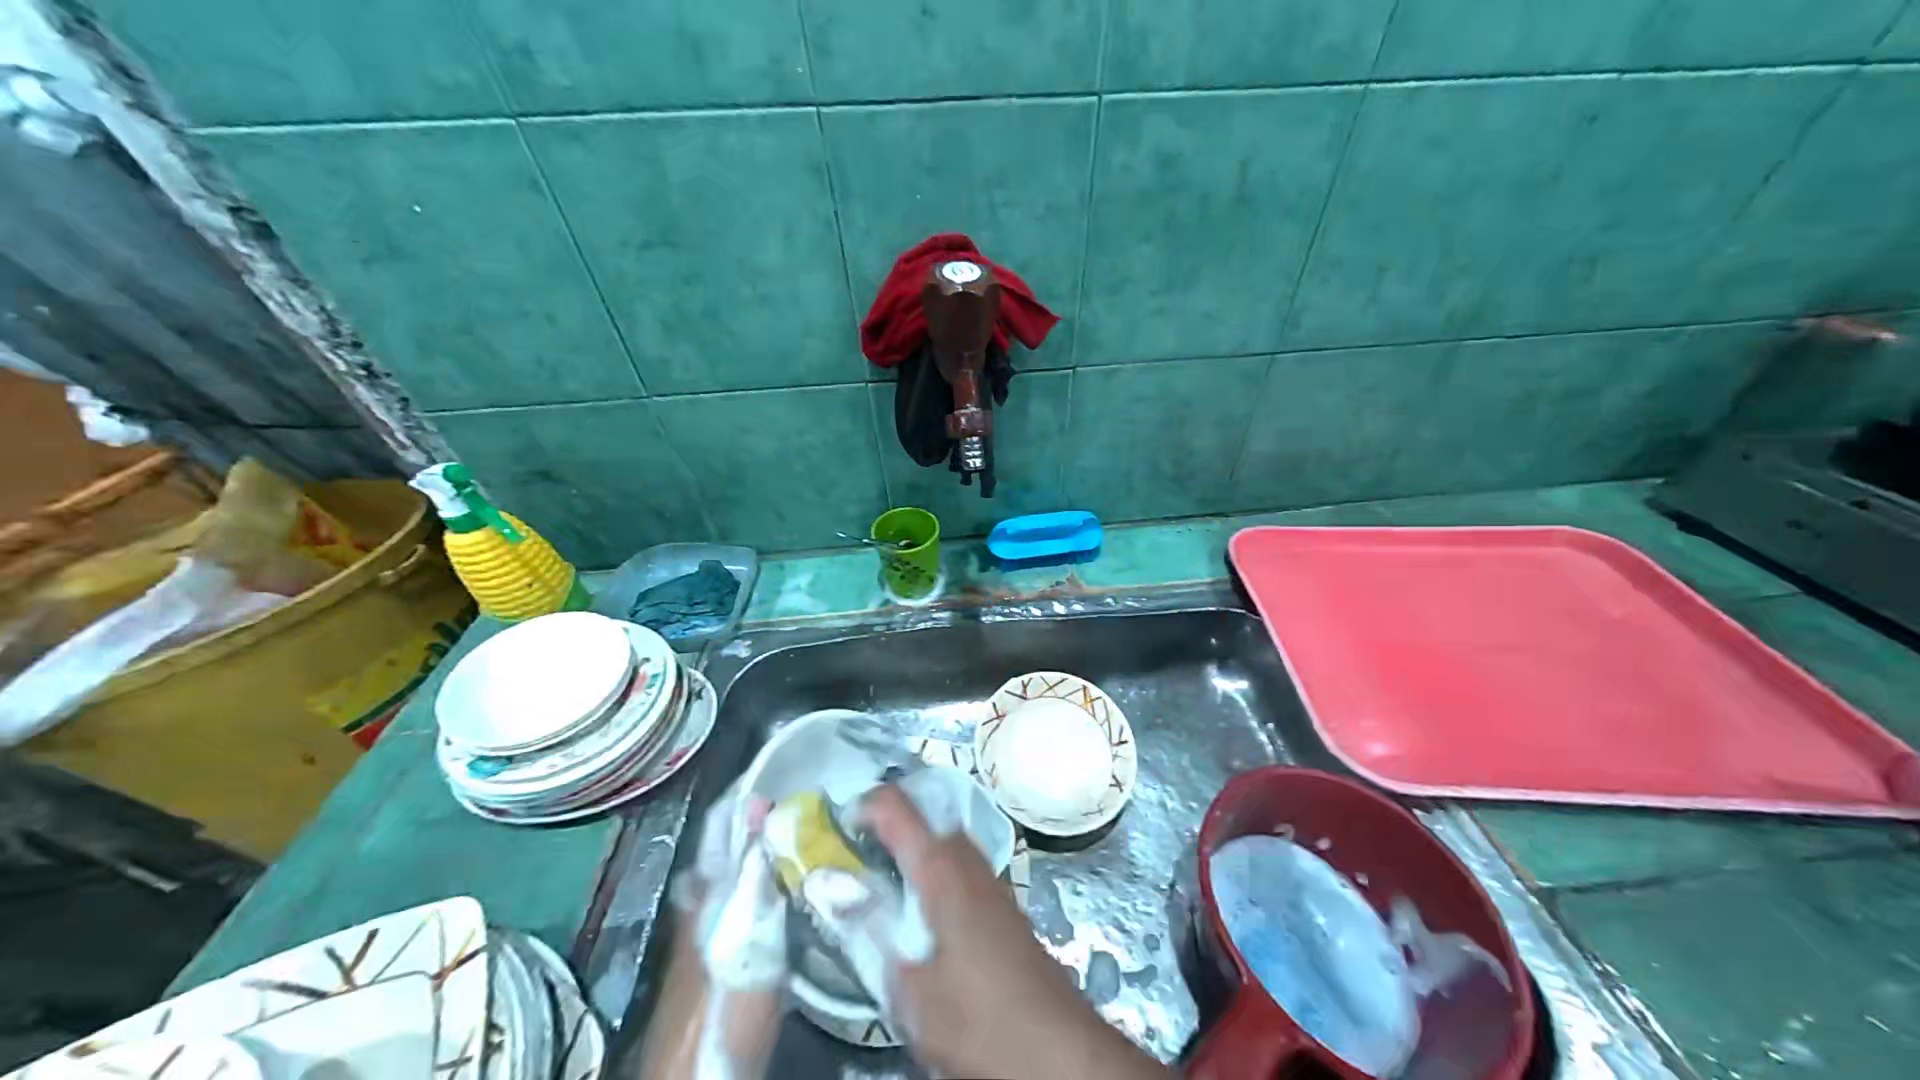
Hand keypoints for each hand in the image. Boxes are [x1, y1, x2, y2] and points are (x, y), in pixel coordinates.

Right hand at [862, 785, 1168, 1079]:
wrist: (1057, 1047)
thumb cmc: (979, 1017)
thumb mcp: (909, 987)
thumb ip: (867, 930)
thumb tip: (829, 884)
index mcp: (940, 868)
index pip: (896, 807)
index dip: (861, 804)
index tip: (833, 824)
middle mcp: (967, 860)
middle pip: (925, 813)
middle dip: (888, 818)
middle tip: (853, 846)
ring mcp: (990, 878)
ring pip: (945, 837)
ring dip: (913, 839)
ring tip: (879, 869)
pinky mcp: (1001, 901)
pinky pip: (959, 861)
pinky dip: (933, 863)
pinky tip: (918, 902)